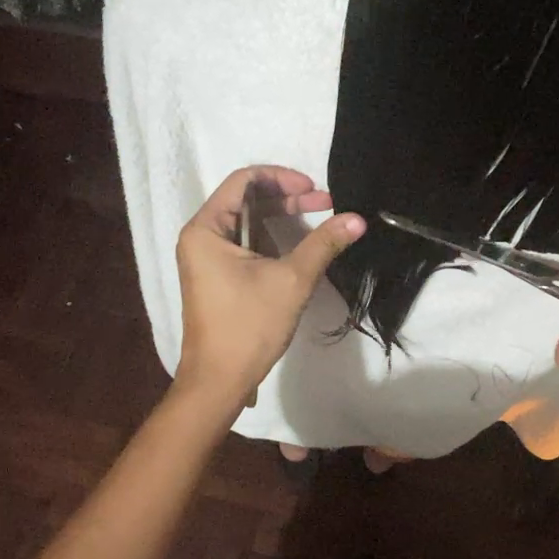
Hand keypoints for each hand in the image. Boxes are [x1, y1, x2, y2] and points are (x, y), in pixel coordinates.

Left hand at [175, 166, 365, 400]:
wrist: (219, 380)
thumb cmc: (248, 326)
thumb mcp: (291, 281)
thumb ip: (323, 244)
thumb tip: (357, 219)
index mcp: (205, 229)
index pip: (243, 181)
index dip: (282, 178)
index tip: (314, 189)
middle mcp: (201, 237)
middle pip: (246, 200)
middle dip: (287, 199)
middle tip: (327, 204)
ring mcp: (207, 258)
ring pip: (248, 223)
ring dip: (283, 219)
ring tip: (322, 222)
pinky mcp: (218, 276)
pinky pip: (246, 244)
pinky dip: (273, 239)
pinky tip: (302, 246)